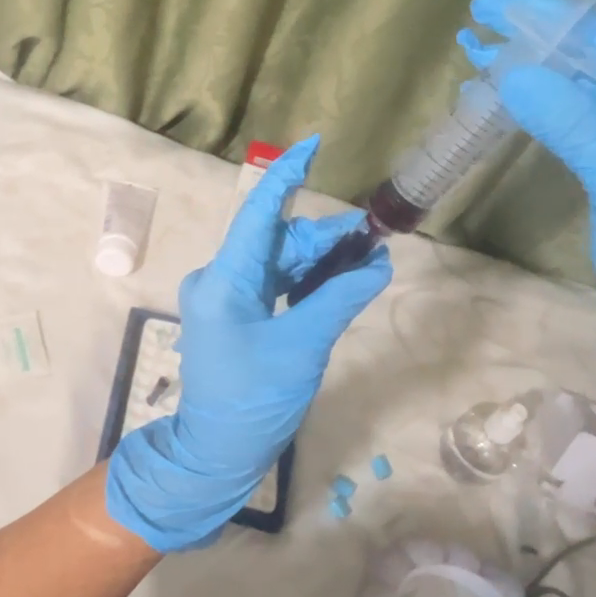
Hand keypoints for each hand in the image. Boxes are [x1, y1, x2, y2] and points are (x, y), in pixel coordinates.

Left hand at [105, 136, 391, 550]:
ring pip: (275, 261)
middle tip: (369, 240)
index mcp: (224, 279)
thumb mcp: (304, 347)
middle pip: (274, 239)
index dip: (286, 175)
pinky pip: (271, 283)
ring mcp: (223, 296)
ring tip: (361, 261)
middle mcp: (218, 278)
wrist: (216, 452)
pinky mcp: (232, 313)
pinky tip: (334, 282)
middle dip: (320, 236)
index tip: (312, 144)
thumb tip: (379, 263)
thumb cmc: (255, 400)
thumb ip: (339, 299)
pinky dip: (302, 280)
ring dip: (316, 259)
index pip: (258, 213)